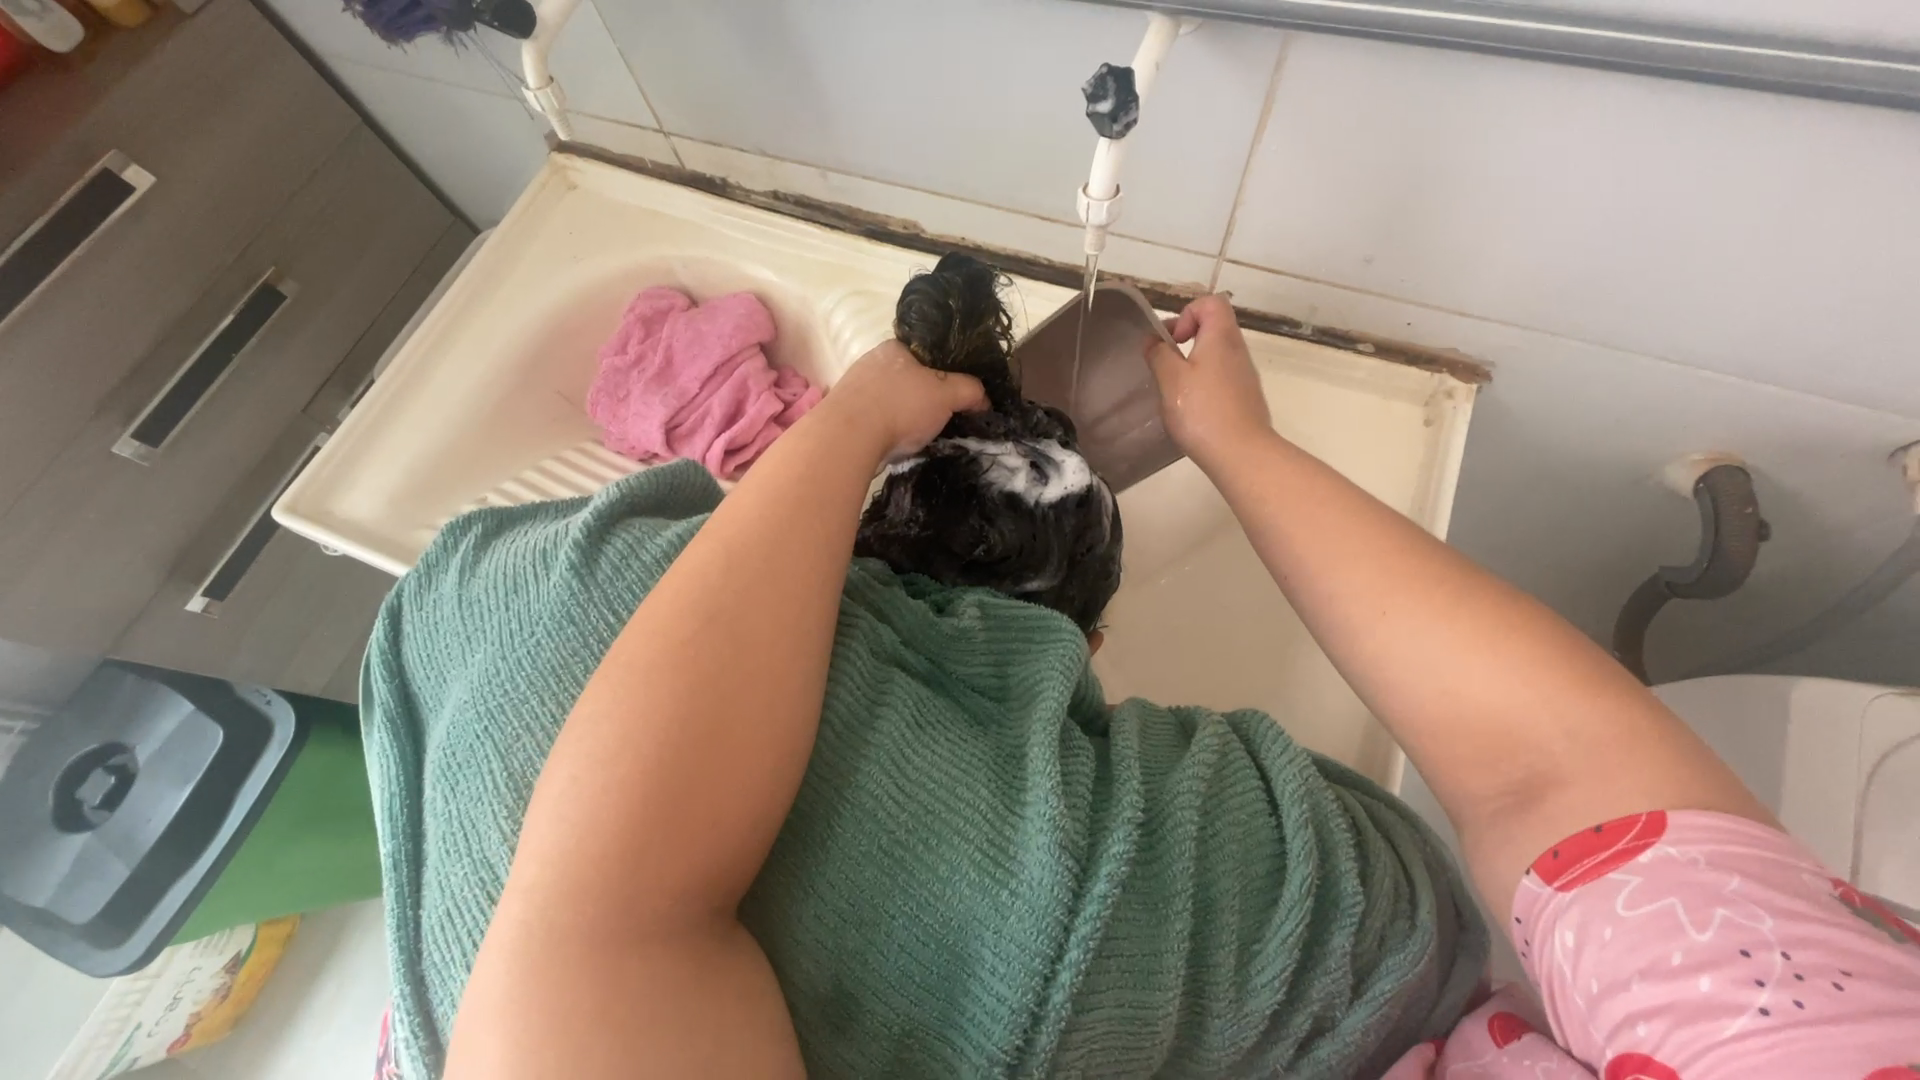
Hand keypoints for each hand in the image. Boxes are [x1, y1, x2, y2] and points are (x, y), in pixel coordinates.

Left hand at [815, 340, 987, 461]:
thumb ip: (971, 391)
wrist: (849, 438)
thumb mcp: (948, 393)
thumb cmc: (901, 406)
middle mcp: (872, 363)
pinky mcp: (845, 417)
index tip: (957, 396)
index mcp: (895, 347)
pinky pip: (877, 421)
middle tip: (944, 419)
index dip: (947, 373)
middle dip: (927, 399)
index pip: (928, 354)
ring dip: (907, 418)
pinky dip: (889, 432)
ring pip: (892, 402)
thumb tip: (983, 400)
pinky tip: (898, 445)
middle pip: (910, 380)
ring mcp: (854, 390)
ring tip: (923, 437)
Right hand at [1144, 294, 1273, 470]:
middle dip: (1185, 340)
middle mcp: (1238, 350)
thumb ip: (1159, 355)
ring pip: (1216, 355)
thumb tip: (1153, 340)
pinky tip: (1191, 410)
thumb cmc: (1202, 411)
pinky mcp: (1245, 398)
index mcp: (1221, 337)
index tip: (1171, 342)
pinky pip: (1221, 378)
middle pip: (1214, 328)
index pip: (1210, 302)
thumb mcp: (1170, 380)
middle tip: (1164, 365)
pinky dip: (1204, 385)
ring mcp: (1244, 376)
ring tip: (1174, 391)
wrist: (1241, 453)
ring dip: (1192, 365)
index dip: (1186, 314)